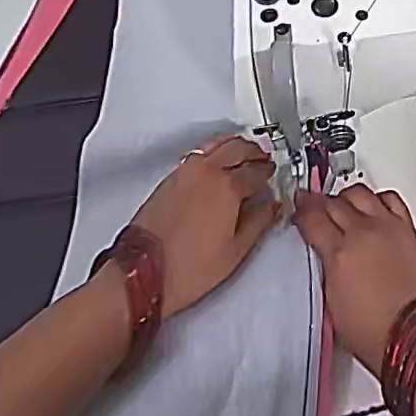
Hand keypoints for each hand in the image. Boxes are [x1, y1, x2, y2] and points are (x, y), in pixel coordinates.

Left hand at [129, 135, 279, 315]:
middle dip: (256, 152)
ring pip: (218, 143)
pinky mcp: (172, 176)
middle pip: (239, 148)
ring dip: (236, 144)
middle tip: (264, 160)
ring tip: (244, 153)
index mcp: (228, 187)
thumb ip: (258, 222)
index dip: (269, 174)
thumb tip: (272, 207)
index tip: (273, 177)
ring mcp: (187, 171)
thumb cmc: (185, 267)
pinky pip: (200, 150)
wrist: (142, 272)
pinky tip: (217, 159)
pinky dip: (215, 148)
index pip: (257, 171)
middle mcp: (208, 172)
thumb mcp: (234, 252)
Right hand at [294, 184, 415, 372]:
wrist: (408, 335)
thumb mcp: (330, 300)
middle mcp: (362, 234)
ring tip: (342, 204)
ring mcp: (386, 228)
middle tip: (313, 205)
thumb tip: (321, 250)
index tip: (299, 210)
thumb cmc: (372, 329)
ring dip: (346, 197)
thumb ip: (324, 266)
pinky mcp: (406, 229)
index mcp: (339, 253)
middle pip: (333, 202)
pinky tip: (374, 205)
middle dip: (318, 202)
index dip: (301, 211)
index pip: (312, 218)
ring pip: (360, 194)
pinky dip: (378, 199)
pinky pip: (391, 199)